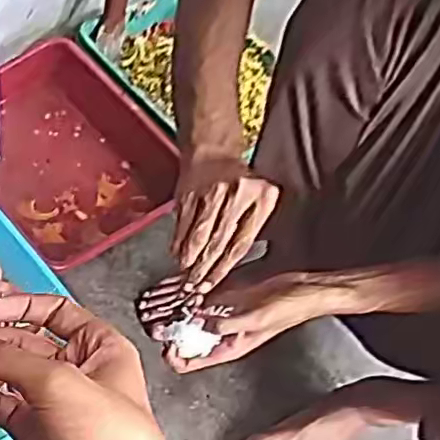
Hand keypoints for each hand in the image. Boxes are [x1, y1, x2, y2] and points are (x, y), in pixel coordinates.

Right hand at [0, 296, 179, 439]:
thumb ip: (8, 356)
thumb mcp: (58, 383)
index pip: (56, 312)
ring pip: (7, 374)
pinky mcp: (31, 430)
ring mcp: (50, 403)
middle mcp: (74, 372)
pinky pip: (0, 405)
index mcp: (99, 349)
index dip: (21, 307)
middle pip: (25, 342)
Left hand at [138, 271, 342, 372]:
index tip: (166, 342)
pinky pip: (196, 306)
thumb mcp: (253, 319)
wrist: (307, 289)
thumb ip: (224, 324)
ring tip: (164, 307)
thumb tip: (198, 324)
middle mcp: (217, 338)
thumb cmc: (288, 308)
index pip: (187, 363)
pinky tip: (180, 294)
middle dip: (167, 333)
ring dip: (173, 316)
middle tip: (158, 321)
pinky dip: (186, 301)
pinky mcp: (222, 304)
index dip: (171, 356)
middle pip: (180, 343)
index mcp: (224, 349)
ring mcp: (218, 320)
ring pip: (185, 324)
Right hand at [170, 153, 279, 291]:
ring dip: (189, 259)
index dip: (224, 267)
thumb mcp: (254, 200)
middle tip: (194, 286)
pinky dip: (178, 244)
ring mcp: (212, 194)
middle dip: (204, 268)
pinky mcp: (189, 195)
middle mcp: (239, 195)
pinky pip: (182, 227)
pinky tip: (177, 255)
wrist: (211, 153)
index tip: (211, 284)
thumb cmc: (235, 182)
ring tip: (184, 275)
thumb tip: (223, 263)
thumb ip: (245, 228)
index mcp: (262, 197)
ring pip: (199, 236)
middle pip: (219, 242)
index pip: (241, 241)